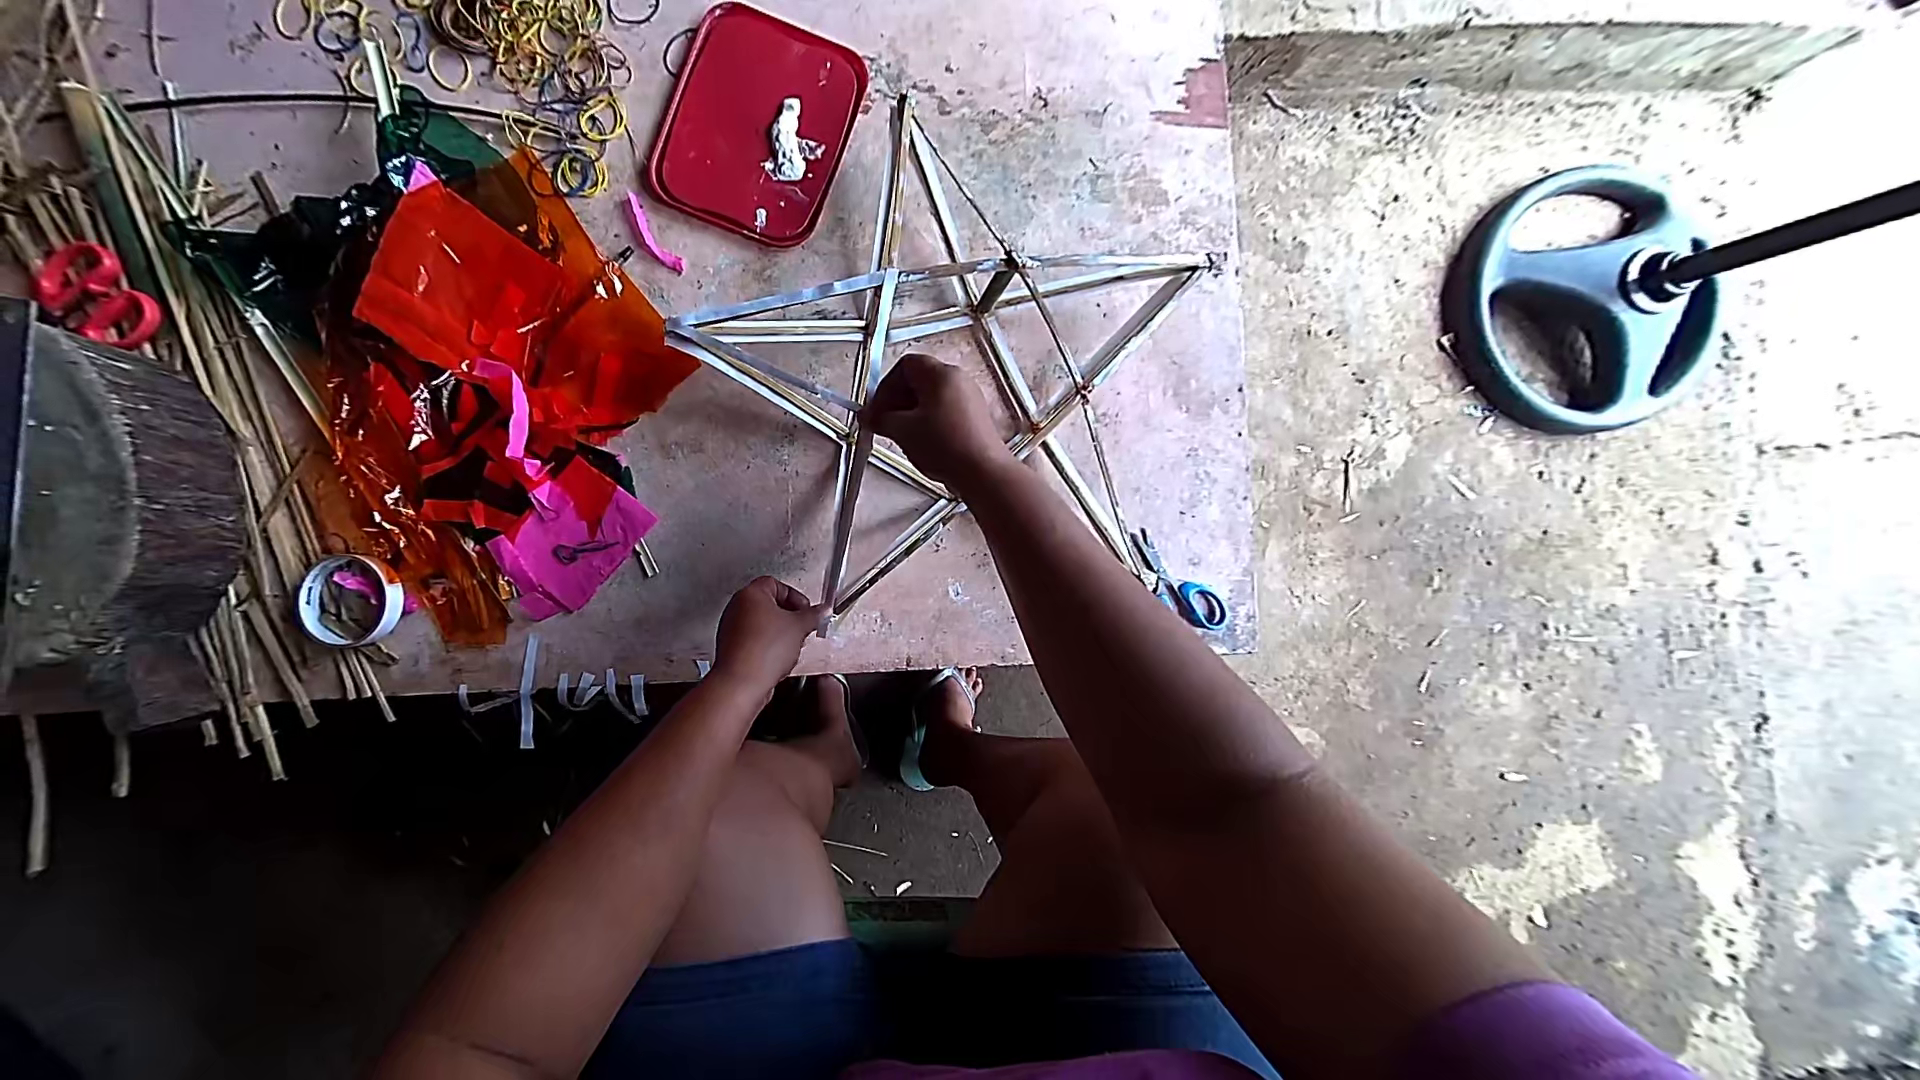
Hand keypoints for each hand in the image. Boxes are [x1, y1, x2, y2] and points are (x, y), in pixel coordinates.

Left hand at [712, 576, 822, 691]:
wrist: (742, 682)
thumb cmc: (763, 651)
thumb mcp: (800, 627)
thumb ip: (814, 615)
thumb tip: (822, 611)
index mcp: (750, 594)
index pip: (776, 583)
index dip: (795, 596)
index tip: (806, 610)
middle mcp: (737, 608)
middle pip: (770, 603)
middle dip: (790, 615)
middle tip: (801, 626)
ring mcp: (732, 627)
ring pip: (763, 622)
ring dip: (780, 631)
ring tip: (790, 644)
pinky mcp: (733, 647)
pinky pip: (755, 639)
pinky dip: (768, 645)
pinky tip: (778, 657)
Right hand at [864, 353, 1014, 493]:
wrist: (982, 472)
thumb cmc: (950, 446)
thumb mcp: (903, 431)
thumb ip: (880, 419)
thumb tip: (870, 416)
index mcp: (941, 374)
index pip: (904, 366)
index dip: (885, 386)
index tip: (877, 407)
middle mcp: (958, 381)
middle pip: (918, 381)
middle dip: (896, 401)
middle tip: (885, 422)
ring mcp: (969, 399)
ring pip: (931, 399)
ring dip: (911, 414)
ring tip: (903, 436)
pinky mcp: (974, 419)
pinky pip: (945, 413)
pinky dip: (929, 424)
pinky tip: (923, 444)